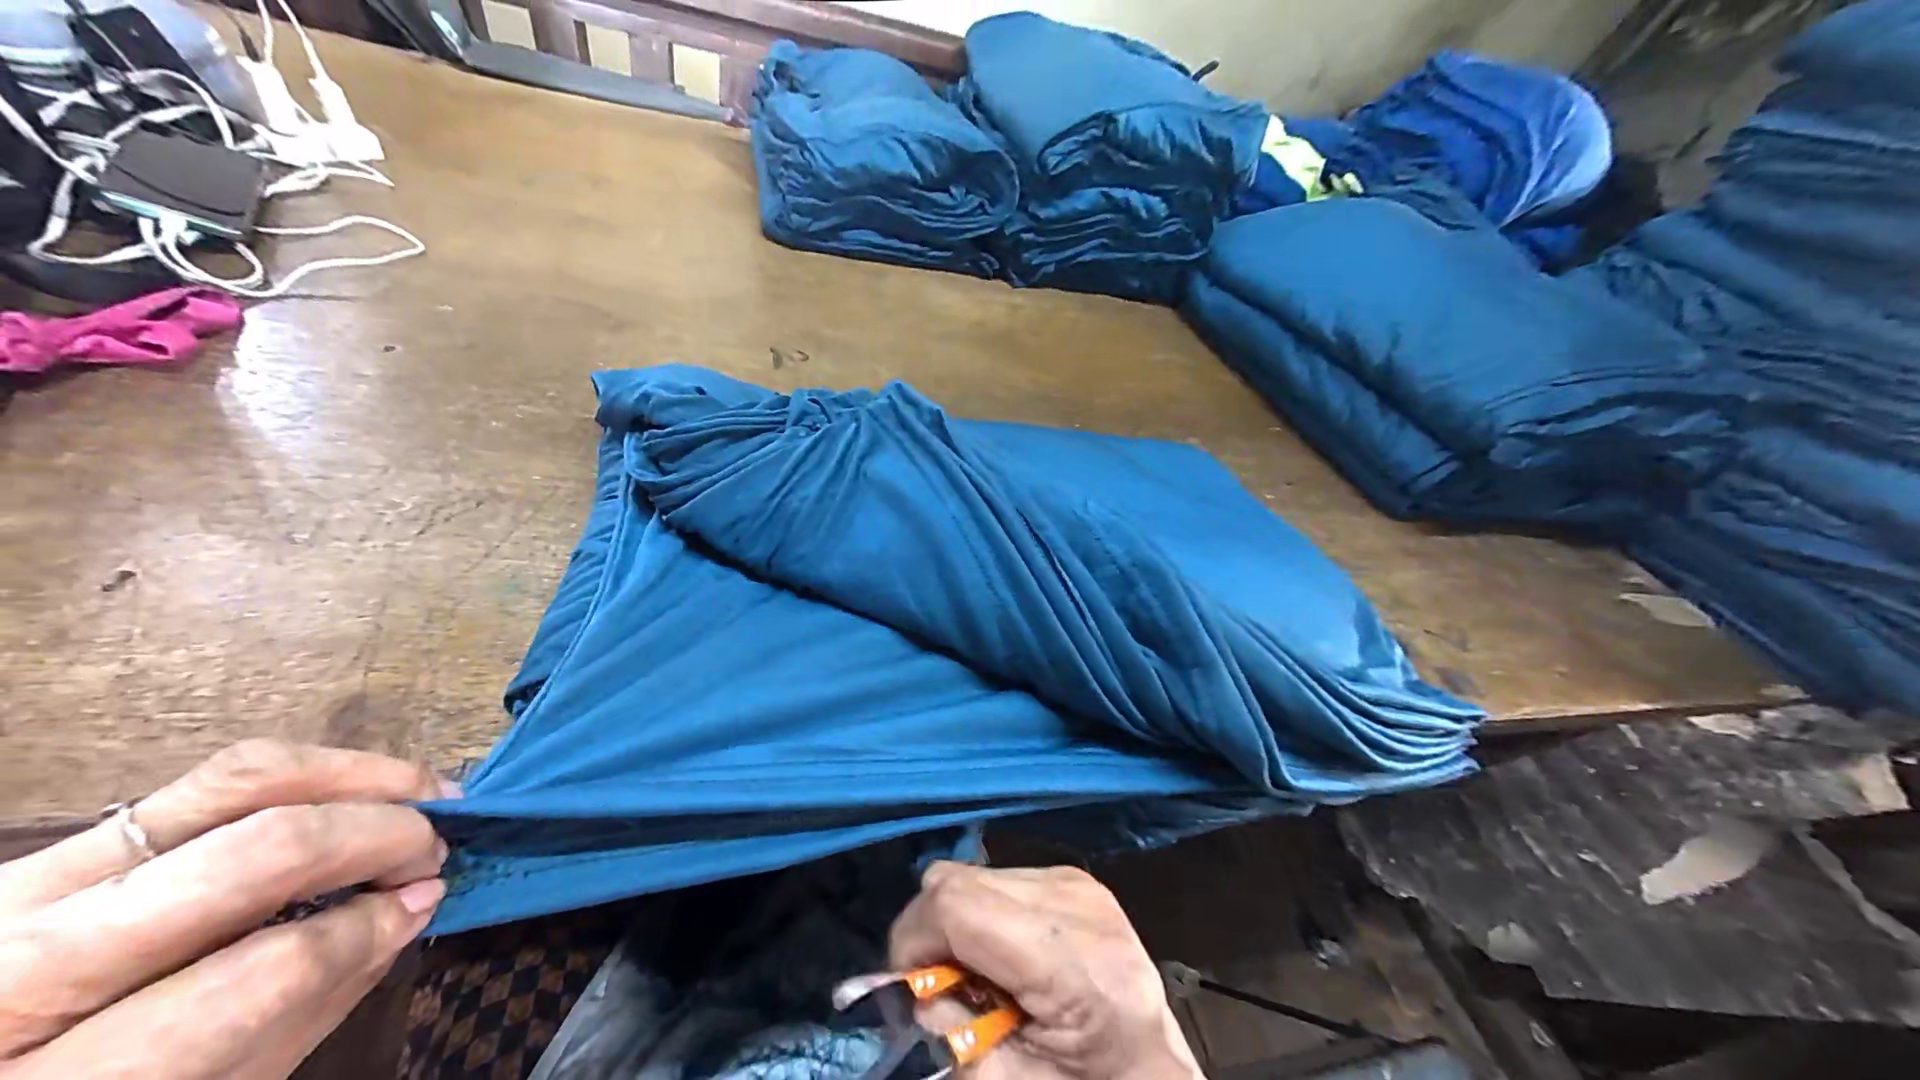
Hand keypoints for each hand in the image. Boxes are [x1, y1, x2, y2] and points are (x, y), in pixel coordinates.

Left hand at [0, 740, 455, 1079]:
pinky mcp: (55, 847)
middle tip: (436, 847)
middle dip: (381, 834)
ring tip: (426, 795)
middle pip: (261, 848)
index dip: (367, 927)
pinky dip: (313, 774)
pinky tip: (362, 791)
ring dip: (364, 778)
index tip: (425, 900)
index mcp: (44, 1078)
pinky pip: (214, 778)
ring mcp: (27, 886)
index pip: (261, 970)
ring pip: (242, 778)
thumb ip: (306, 1005)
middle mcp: (19, 962)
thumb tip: (411, 907)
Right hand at [888, 863, 1202, 1079]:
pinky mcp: (1072, 877)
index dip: (914, 941)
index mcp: (1070, 958)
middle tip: (943, 990)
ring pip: (971, 875)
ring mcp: (1076, 881)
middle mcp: (1075, 900)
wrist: (1152, 1073)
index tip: (909, 989)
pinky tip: (1006, 958)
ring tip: (982, 978)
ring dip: (956, 924)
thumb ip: (945, 1030)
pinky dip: (982, 916)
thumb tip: (899, 982)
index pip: (957, 903)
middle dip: (930, 934)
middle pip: (957, 880)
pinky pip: (996, 879)